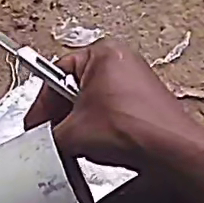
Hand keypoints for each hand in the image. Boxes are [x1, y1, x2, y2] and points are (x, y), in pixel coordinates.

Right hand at [23, 40, 203, 168]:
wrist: (170, 150)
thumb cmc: (132, 128)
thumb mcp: (72, 133)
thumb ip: (48, 134)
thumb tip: (41, 141)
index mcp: (101, 52)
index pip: (54, 76)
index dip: (41, 106)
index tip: (34, 126)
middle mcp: (120, 61)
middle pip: (73, 90)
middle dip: (61, 117)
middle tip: (52, 136)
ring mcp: (134, 81)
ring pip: (91, 104)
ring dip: (80, 125)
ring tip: (78, 143)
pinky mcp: (144, 102)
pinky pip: (109, 113)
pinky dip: (99, 129)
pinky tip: (98, 145)